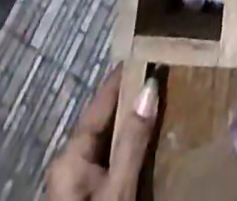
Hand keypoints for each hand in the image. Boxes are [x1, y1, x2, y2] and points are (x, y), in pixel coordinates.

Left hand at [46, 72, 159, 200]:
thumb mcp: (118, 187)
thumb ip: (133, 140)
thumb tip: (150, 87)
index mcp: (69, 156)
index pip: (100, 103)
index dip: (123, 77)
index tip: (146, 49)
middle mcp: (70, 163)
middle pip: (105, 119)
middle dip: (133, 97)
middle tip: (164, 71)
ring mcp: (79, 180)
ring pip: (112, 138)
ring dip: (136, 119)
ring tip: (166, 96)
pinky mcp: (91, 193)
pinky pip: (114, 157)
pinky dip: (134, 142)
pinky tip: (154, 136)